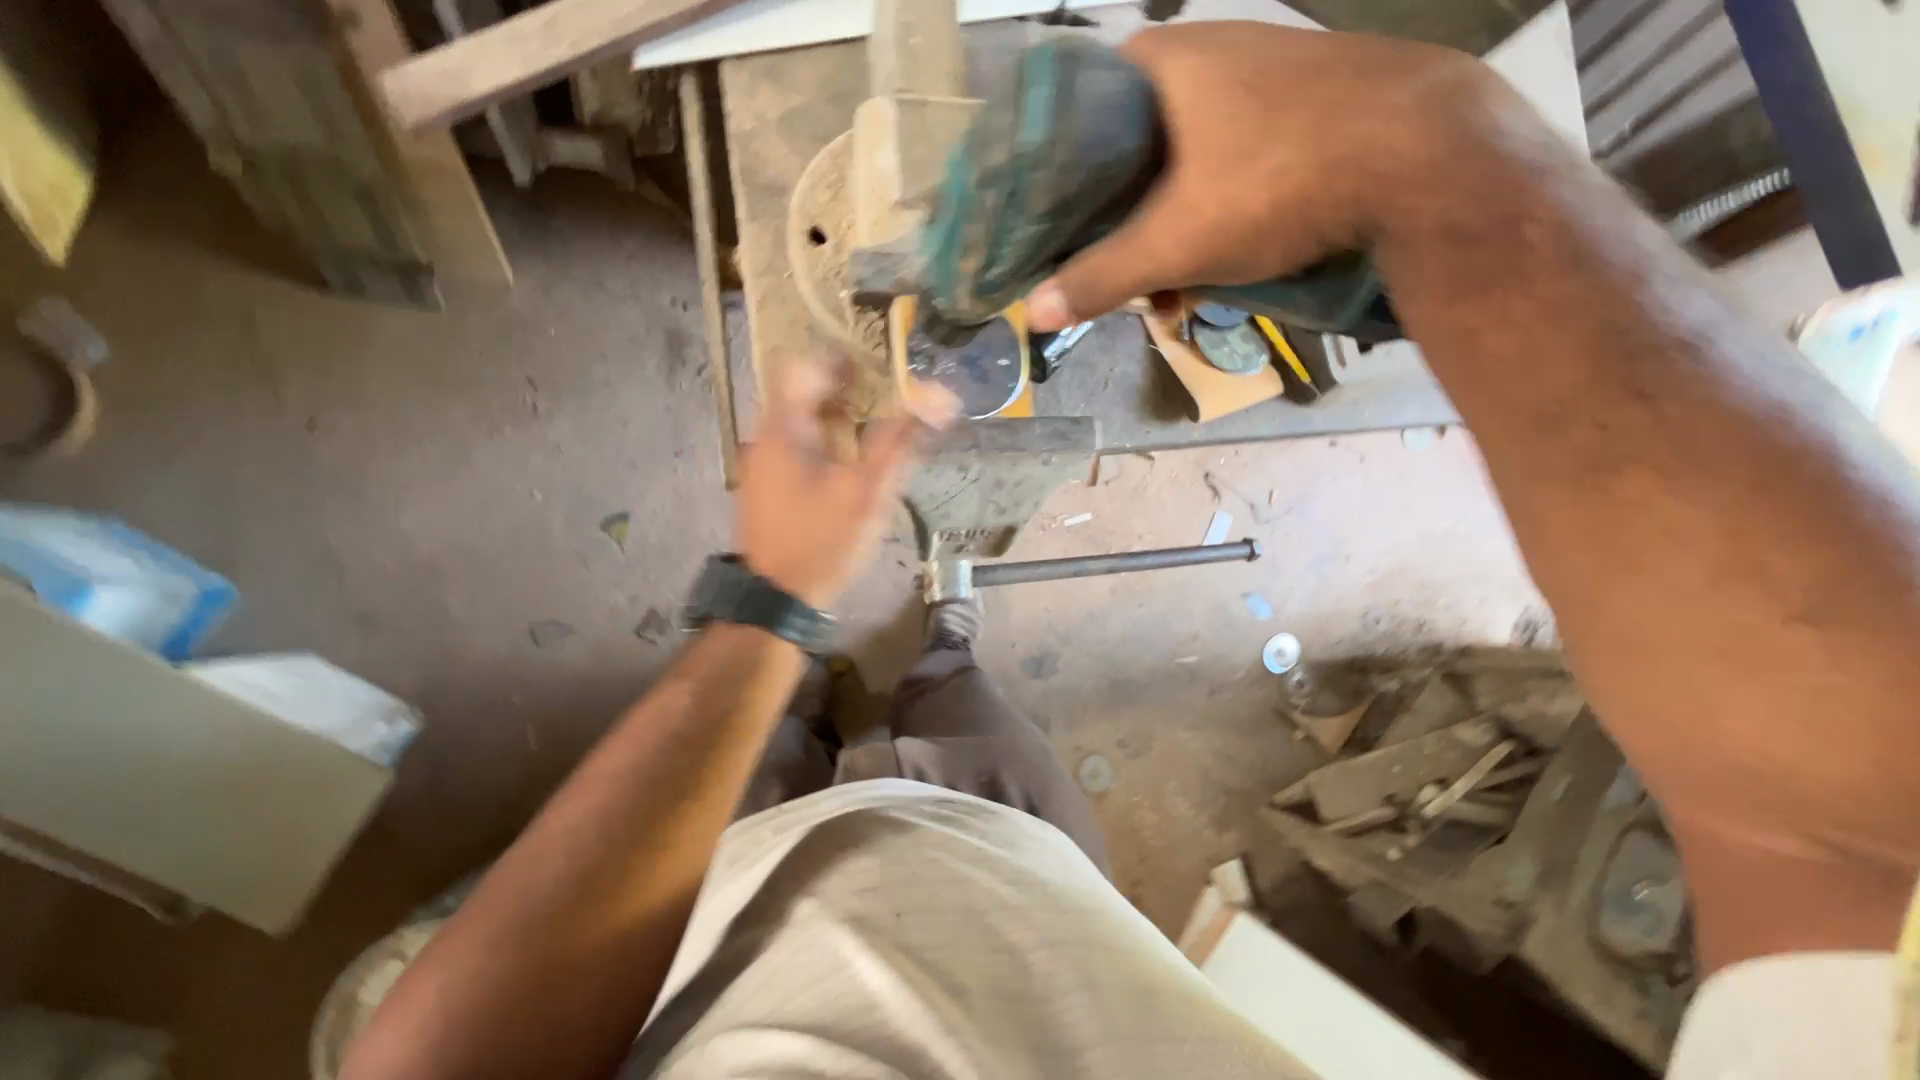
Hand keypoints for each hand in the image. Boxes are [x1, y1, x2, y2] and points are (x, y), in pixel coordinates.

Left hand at [735, 358, 952, 610]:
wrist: (777, 599)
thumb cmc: (823, 540)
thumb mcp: (869, 490)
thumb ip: (903, 440)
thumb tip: (941, 396)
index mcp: (783, 428)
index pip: (805, 367)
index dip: (840, 360)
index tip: (874, 365)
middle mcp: (763, 438)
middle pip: (798, 392)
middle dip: (840, 388)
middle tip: (879, 394)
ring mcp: (758, 465)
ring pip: (794, 421)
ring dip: (830, 416)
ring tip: (868, 427)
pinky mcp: (762, 489)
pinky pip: (790, 446)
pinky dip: (818, 441)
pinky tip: (844, 463)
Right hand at [1025, 22, 1532, 330]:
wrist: (1433, 157)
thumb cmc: (1281, 181)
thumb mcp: (1178, 241)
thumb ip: (1102, 276)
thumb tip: (1033, 312)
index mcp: (1165, 60)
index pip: (1079, 100)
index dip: (1059, 162)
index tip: (1052, 214)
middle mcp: (1214, 49)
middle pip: (1135, 138)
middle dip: (1124, 212)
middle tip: (1118, 263)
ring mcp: (1270, 70)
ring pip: (1190, 153)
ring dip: (1175, 220)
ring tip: (1176, 283)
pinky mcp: (1314, 99)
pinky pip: (1242, 153)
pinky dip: (1224, 202)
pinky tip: (1233, 254)